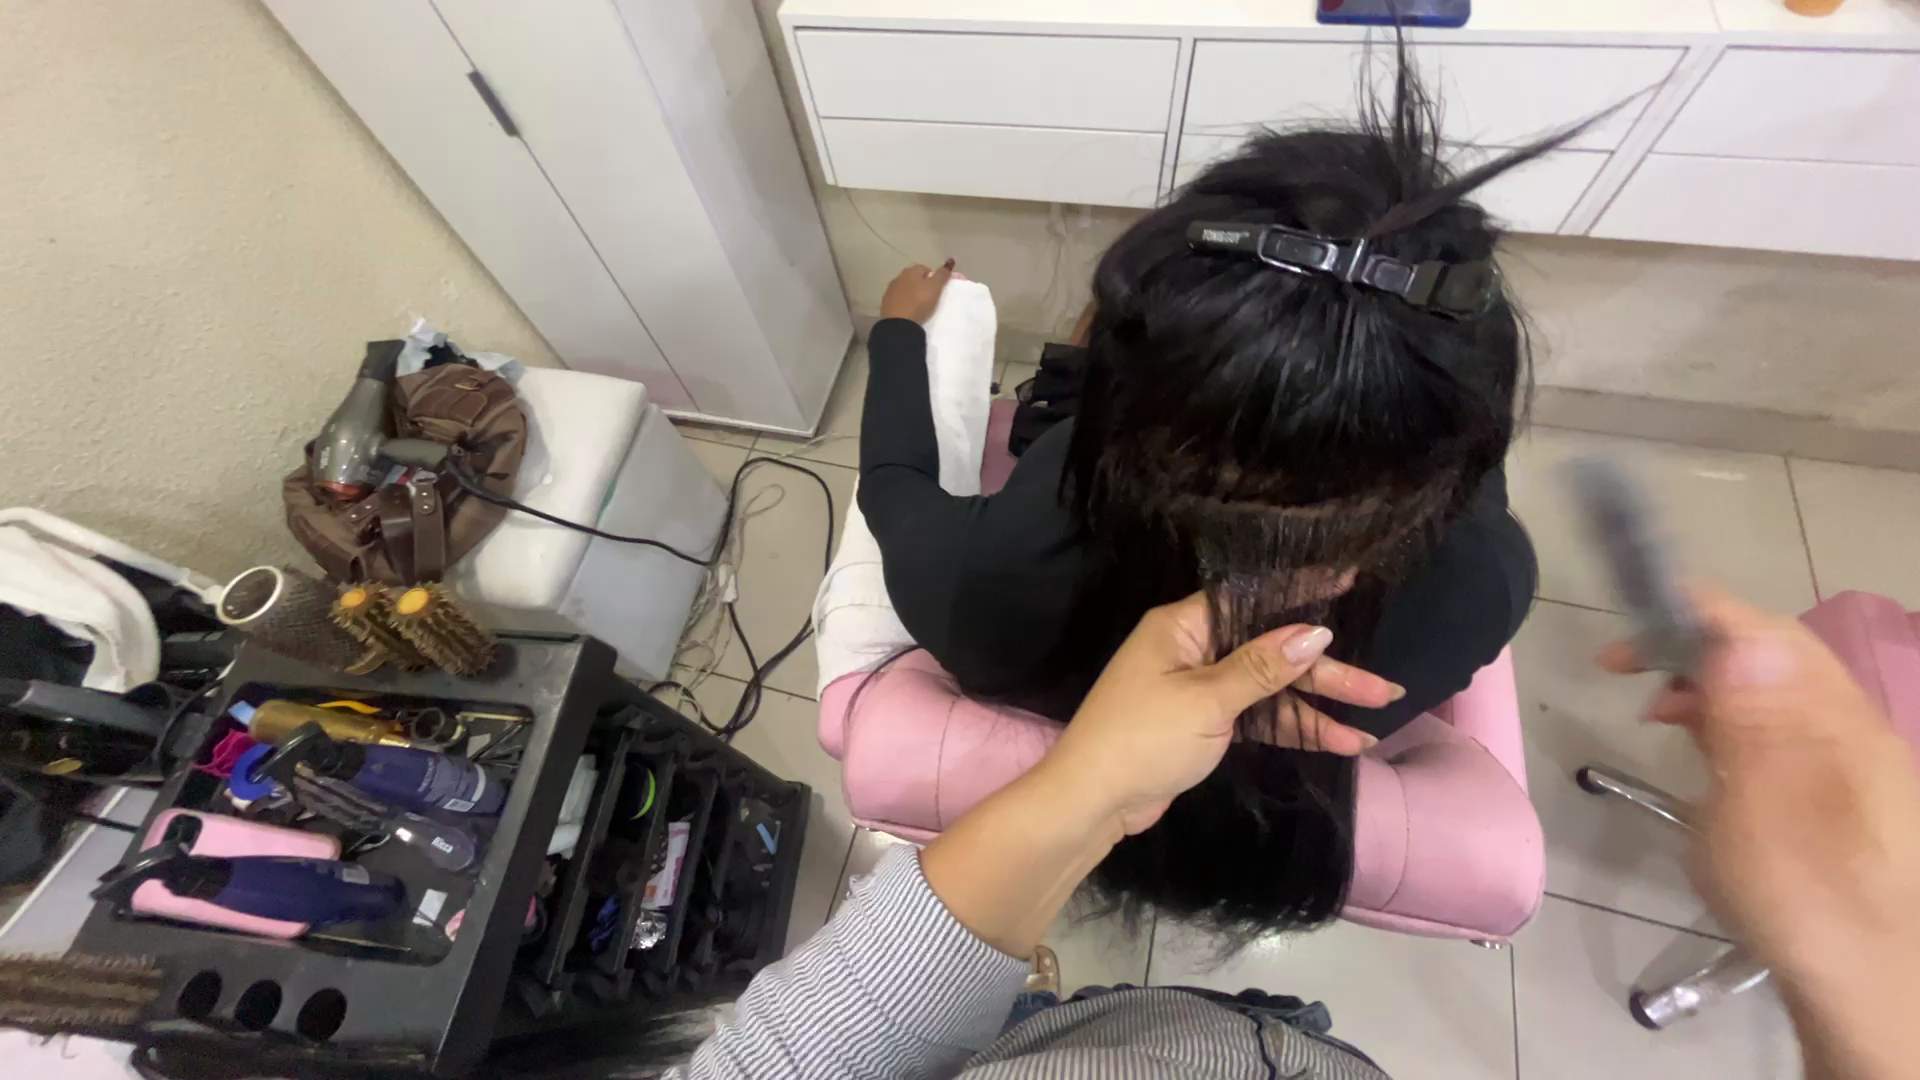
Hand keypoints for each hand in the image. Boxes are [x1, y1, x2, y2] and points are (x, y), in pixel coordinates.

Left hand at [878, 261, 954, 323]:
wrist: (899, 324)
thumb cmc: (919, 302)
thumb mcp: (935, 288)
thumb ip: (942, 275)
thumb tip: (949, 261)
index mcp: (911, 271)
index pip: (924, 268)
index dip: (932, 277)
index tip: (937, 289)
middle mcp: (898, 277)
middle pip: (912, 277)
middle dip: (920, 284)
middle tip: (928, 297)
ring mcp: (890, 290)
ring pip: (904, 288)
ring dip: (910, 293)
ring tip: (918, 305)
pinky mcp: (885, 304)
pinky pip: (897, 300)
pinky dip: (903, 302)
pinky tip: (908, 311)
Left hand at [1042, 593, 1398, 835]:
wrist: (1095, 798)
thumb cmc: (1143, 737)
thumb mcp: (1206, 699)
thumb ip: (1262, 667)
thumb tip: (1314, 631)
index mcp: (1182, 627)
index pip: (1248, 597)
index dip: (1299, 590)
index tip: (1348, 579)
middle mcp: (1191, 649)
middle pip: (1269, 651)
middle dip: (1324, 671)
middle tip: (1384, 689)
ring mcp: (1198, 688)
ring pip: (1268, 688)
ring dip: (1317, 706)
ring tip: (1376, 721)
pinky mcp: (1205, 723)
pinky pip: (1256, 717)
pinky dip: (1291, 728)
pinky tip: (1339, 742)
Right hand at [1600, 586, 1919, 1074]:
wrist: (1873, 987)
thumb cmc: (1804, 899)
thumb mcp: (1762, 811)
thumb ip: (1756, 726)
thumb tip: (1740, 640)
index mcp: (1838, 731)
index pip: (1770, 637)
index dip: (1700, 609)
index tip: (1630, 606)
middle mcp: (1850, 732)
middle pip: (1769, 652)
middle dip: (1687, 639)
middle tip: (1615, 663)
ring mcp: (1843, 759)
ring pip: (1766, 684)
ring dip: (1699, 676)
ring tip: (1647, 704)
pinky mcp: (1827, 784)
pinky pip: (1770, 718)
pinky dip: (1718, 710)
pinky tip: (1692, 740)